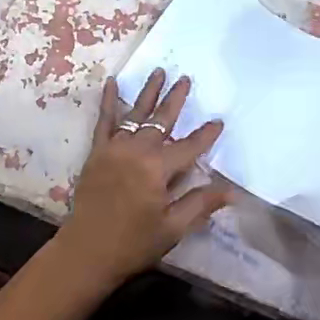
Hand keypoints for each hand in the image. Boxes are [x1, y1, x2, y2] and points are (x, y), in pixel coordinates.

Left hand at [51, 71, 229, 286]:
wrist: (89, 247)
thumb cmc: (135, 242)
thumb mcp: (173, 228)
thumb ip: (200, 204)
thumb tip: (231, 190)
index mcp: (157, 170)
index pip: (188, 147)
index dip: (205, 136)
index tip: (218, 120)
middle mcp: (136, 151)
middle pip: (160, 121)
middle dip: (175, 100)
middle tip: (186, 79)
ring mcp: (114, 148)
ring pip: (135, 114)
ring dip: (148, 93)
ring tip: (158, 72)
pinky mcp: (97, 150)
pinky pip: (104, 120)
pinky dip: (109, 101)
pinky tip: (112, 83)